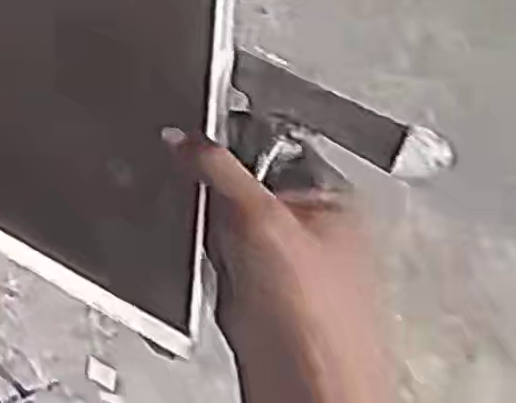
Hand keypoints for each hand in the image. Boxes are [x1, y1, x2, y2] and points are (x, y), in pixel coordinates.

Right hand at [165, 129, 390, 402]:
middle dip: (216, 190)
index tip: (199, 142)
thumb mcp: (258, 215)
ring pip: (223, 211)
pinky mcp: (256, 279)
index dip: (230, 138)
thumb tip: (181, 136)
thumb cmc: (317, 321)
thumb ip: (215, 165)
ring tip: (227, 251)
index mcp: (334, 199)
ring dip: (211, 225)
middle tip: (222, 213)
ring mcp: (283, 253)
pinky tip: (222, 269)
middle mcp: (313, 223)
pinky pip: (214, 243)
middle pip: (239, 177)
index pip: (268, 140)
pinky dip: (209, 250)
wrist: (302, 389)